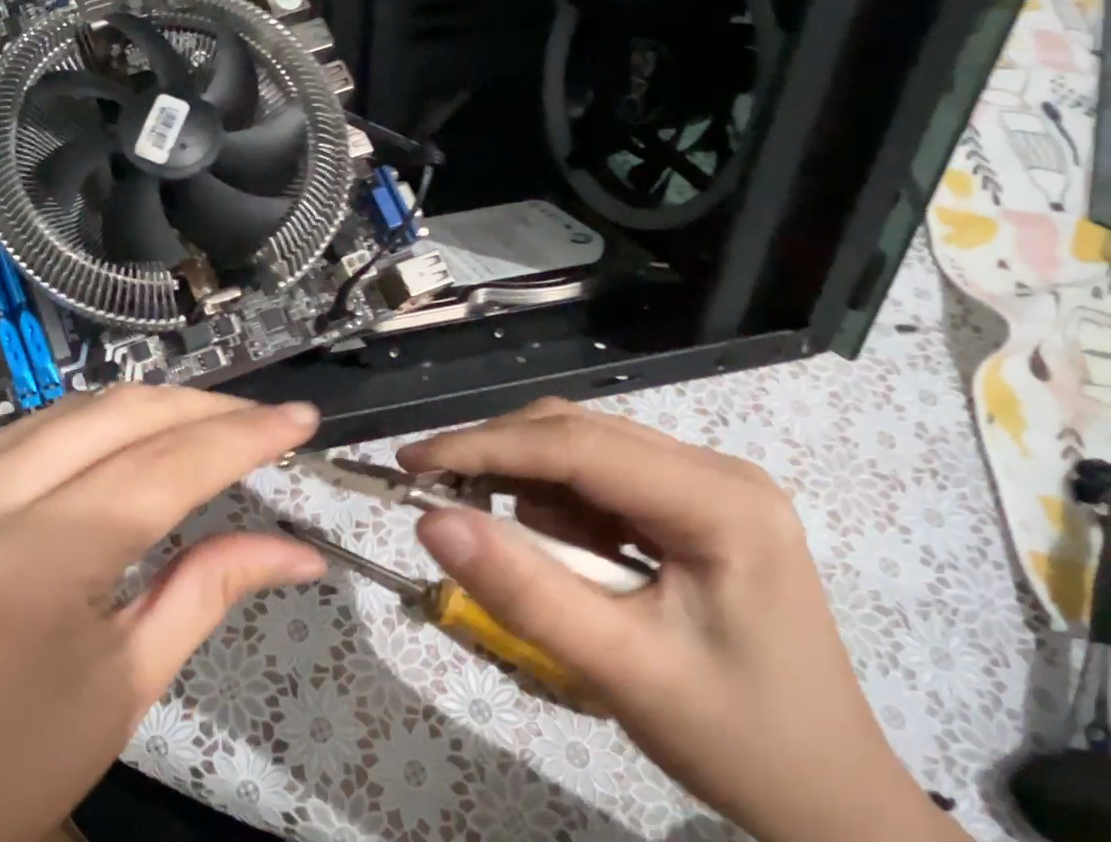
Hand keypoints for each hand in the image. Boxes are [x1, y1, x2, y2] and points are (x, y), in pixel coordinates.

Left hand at [0, 387, 326, 841]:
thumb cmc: (19, 759)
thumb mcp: (129, 680)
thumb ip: (210, 589)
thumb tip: (302, 551)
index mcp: (30, 562)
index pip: (158, 470)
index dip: (238, 438)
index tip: (300, 419)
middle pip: (114, 417)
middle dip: (201, 409)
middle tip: (266, 419)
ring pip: (71, 411)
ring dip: (151, 410)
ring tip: (214, 426)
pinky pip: (30, 432)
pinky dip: (95, 428)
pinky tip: (136, 442)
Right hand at [401, 399, 966, 841]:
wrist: (826, 796)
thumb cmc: (735, 736)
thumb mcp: (619, 667)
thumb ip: (523, 591)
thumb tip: (428, 521)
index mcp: (718, 501)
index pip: (577, 446)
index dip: (482, 447)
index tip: (408, 464)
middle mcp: (717, 474)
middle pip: (577, 435)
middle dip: (499, 464)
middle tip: (434, 503)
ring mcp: (709, 491)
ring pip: (582, 456)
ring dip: (529, 494)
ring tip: (523, 563)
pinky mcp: (693, 515)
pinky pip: (599, 488)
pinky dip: (558, 516)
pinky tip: (567, 566)